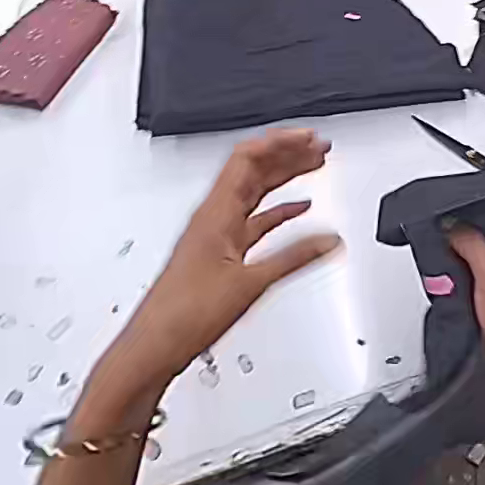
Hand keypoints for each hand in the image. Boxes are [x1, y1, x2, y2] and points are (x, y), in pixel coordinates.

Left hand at [114, 130, 342, 390]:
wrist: (153, 346)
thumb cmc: (183, 314)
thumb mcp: (251, 284)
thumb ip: (295, 258)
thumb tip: (331, 239)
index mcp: (216, 213)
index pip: (248, 158)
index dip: (280, 142)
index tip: (308, 138)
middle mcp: (215, 217)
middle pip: (253, 170)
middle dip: (288, 153)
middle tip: (318, 147)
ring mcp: (218, 234)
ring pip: (255, 192)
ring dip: (284, 176)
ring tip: (312, 165)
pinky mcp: (222, 253)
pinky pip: (255, 219)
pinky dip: (279, 210)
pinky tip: (297, 210)